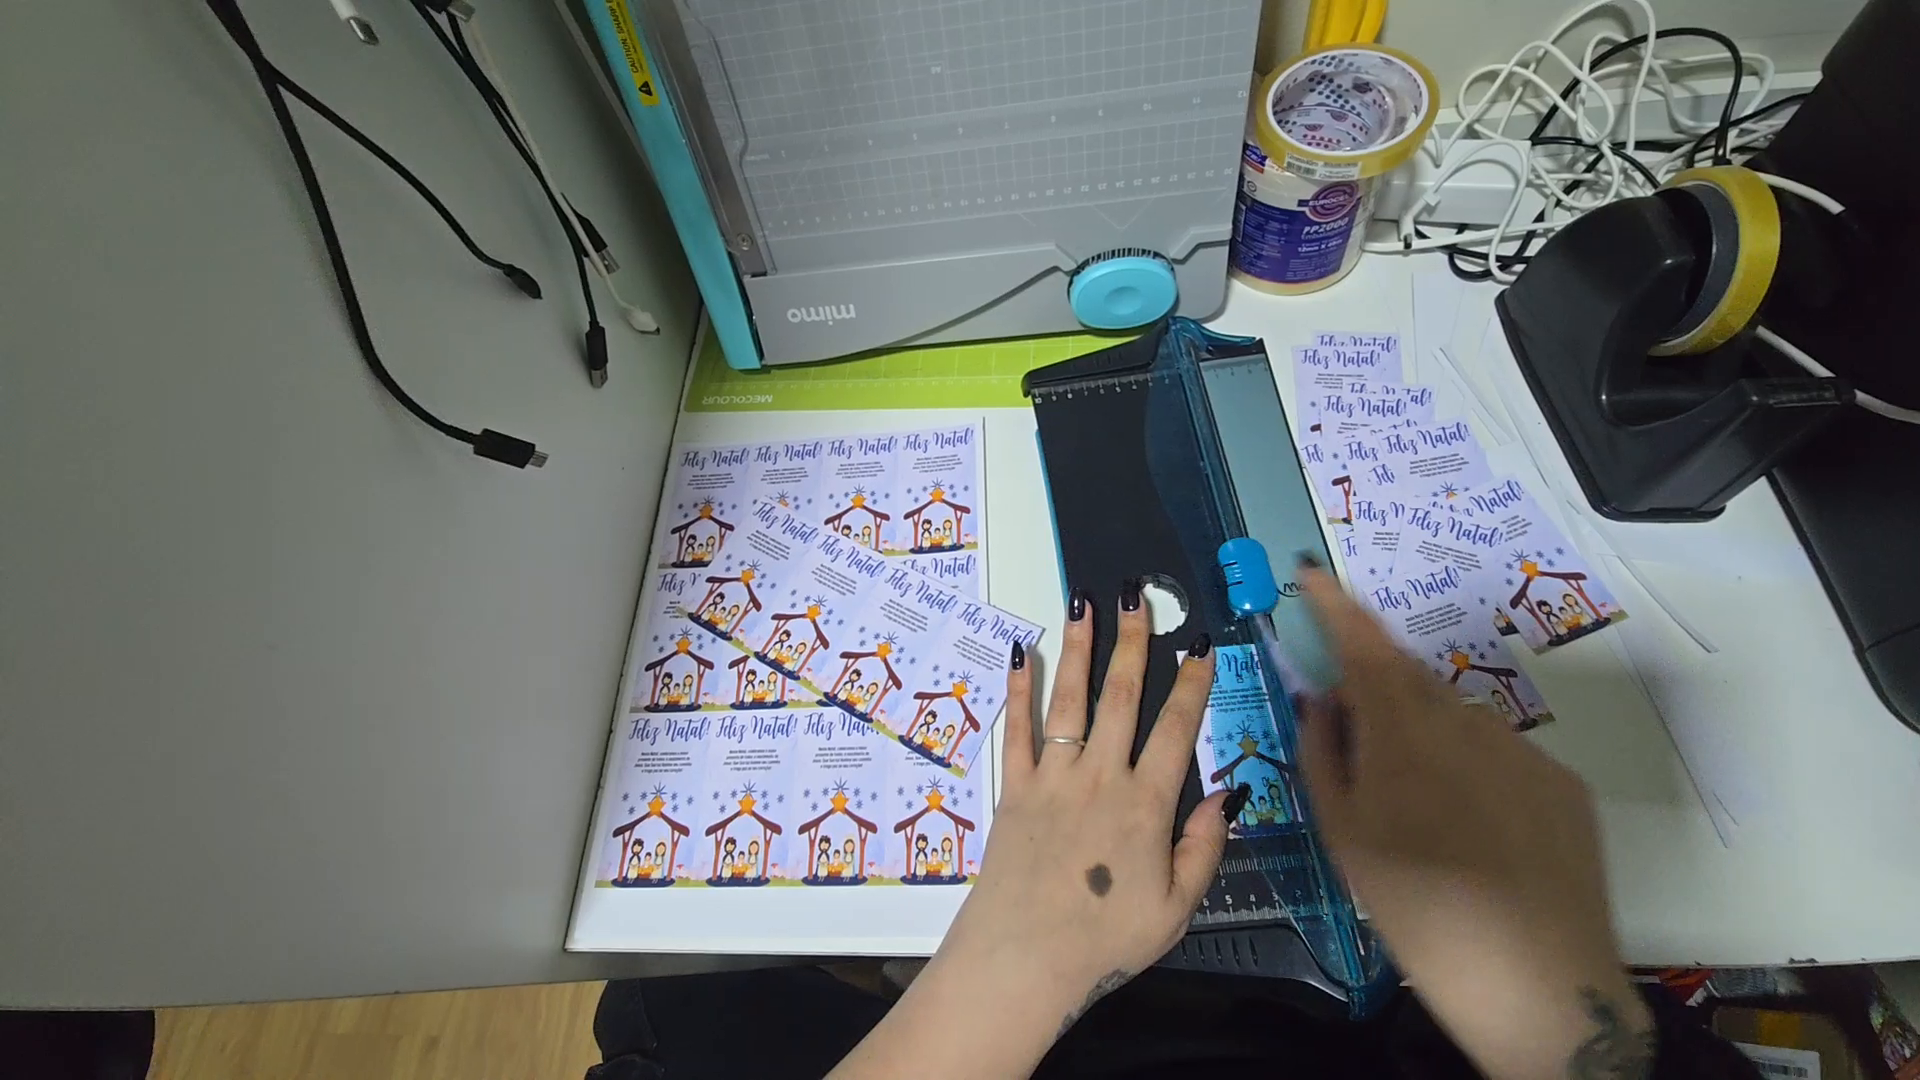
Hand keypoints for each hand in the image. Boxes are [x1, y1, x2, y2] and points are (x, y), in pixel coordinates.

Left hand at [830, 587, 1229, 1079]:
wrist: (1025, 956)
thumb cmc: (1106, 938)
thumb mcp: (1177, 908)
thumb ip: (1204, 846)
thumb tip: (1226, 791)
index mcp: (1145, 803)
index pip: (1177, 729)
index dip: (1192, 684)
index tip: (1200, 644)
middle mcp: (1100, 774)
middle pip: (1122, 696)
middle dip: (1133, 642)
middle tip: (1136, 597)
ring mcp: (1053, 775)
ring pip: (1069, 699)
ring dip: (1077, 648)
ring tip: (1081, 604)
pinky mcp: (1014, 784)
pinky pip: (1017, 728)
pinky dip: (1018, 689)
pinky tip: (1019, 652)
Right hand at [1294, 566, 1651, 1079]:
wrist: (1537, 986)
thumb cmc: (1413, 905)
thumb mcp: (1342, 831)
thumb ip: (1323, 750)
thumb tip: (1321, 699)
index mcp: (1402, 733)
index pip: (1362, 647)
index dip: (1334, 604)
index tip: (1312, 572)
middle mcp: (1464, 723)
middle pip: (1406, 675)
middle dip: (1371, 680)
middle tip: (1349, 724)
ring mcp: (1520, 749)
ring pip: (1450, 714)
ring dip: (1418, 729)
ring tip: (1411, 797)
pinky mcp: (1560, 781)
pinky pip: (1493, 748)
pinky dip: (1463, 761)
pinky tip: (1465, 820)